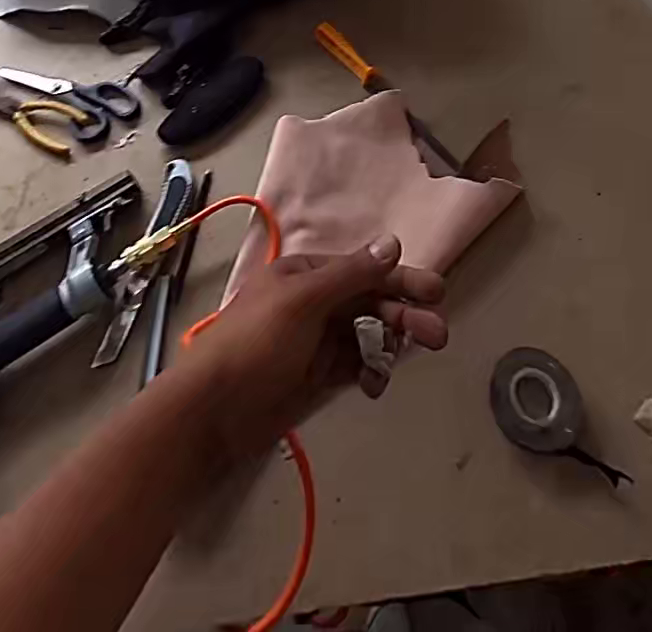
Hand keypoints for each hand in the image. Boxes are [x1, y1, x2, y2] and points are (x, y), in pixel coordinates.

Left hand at [178, 236, 448, 460]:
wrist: (213, 409)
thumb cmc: (256, 343)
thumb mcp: (303, 301)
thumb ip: (350, 274)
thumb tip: (391, 242)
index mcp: (305, 275)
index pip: (362, 270)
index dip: (399, 279)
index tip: (435, 291)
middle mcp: (314, 302)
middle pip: (369, 303)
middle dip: (402, 316)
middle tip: (437, 334)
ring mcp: (316, 339)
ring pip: (366, 334)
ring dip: (390, 344)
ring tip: (403, 363)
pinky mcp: (317, 373)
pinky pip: (354, 364)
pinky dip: (369, 371)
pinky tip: (374, 384)